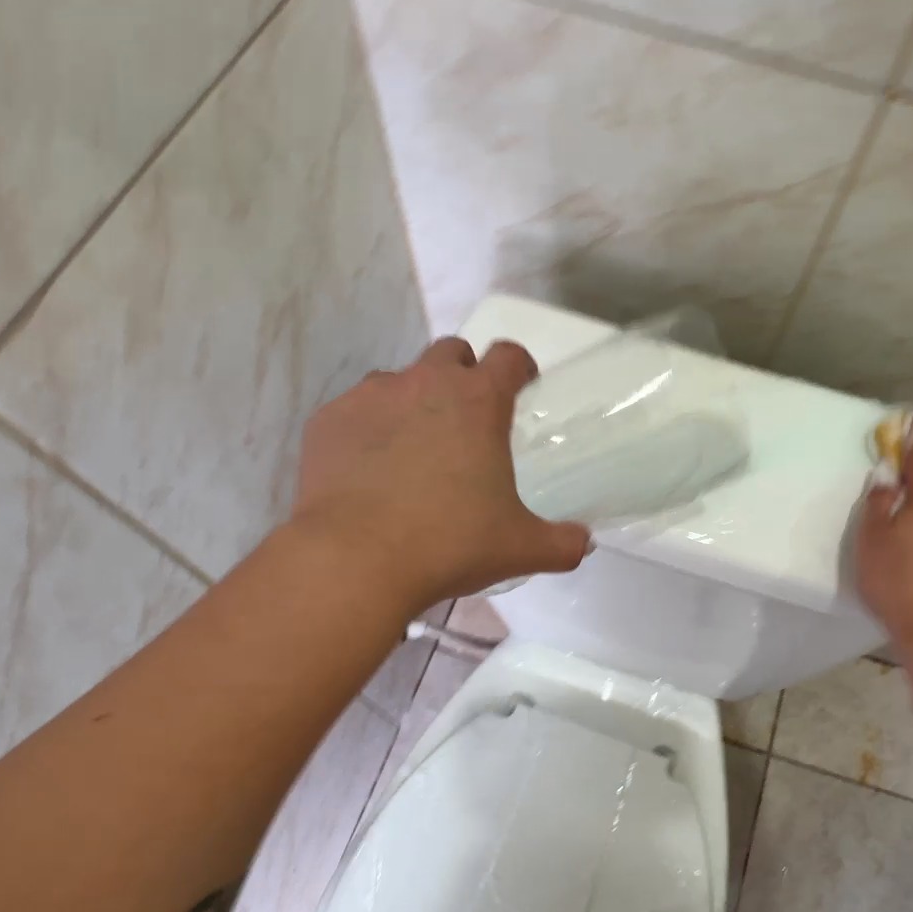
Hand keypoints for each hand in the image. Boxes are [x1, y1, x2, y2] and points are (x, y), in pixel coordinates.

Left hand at [290, 338, 590, 610]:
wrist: (354, 560)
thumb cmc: (448, 544)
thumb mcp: (520, 549)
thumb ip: (562, 543)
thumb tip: (584, 544)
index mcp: (478, 401)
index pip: (509, 356)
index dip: (519, 367)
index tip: (522, 388)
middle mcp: (424, 383)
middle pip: (451, 352)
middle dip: (463, 374)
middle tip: (467, 422)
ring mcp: (370, 397)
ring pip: (398, 380)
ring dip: (413, 402)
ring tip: (413, 452)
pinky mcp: (328, 421)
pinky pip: (355, 412)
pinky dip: (368, 431)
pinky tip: (368, 472)